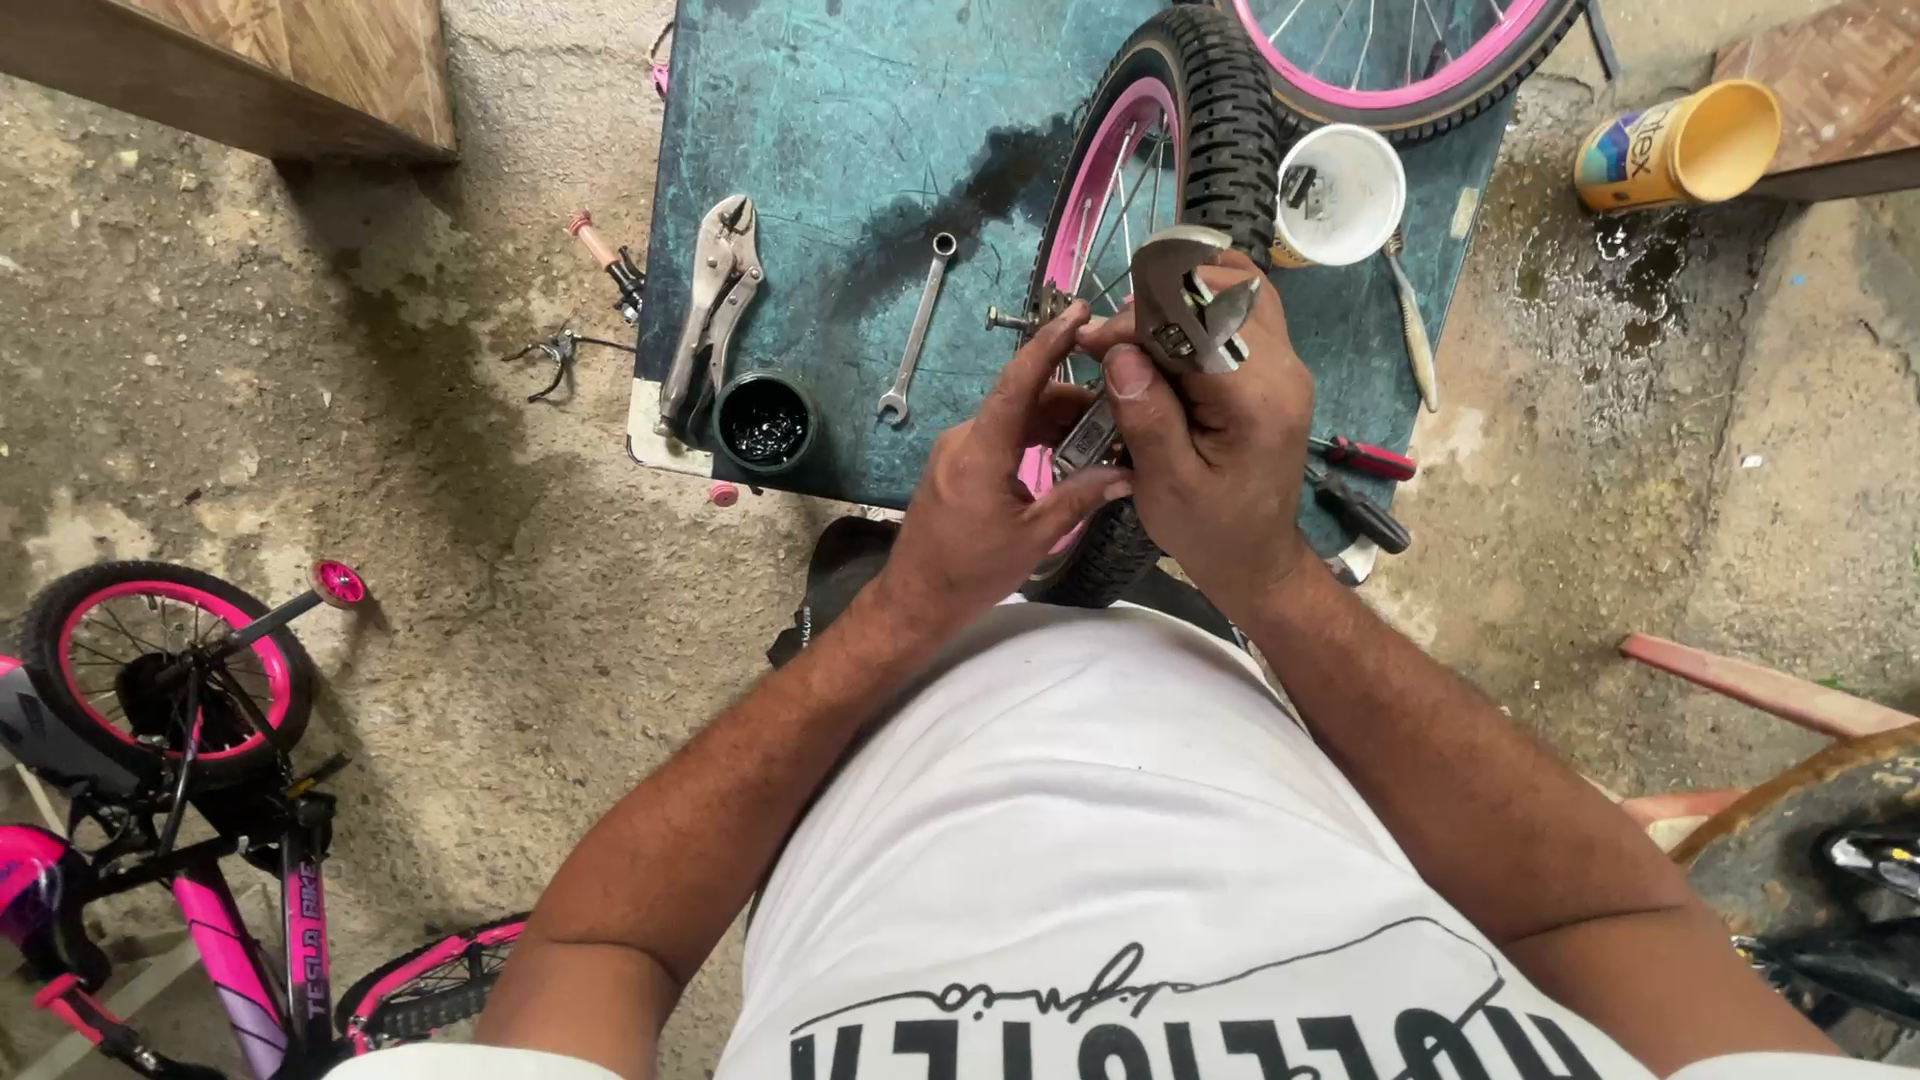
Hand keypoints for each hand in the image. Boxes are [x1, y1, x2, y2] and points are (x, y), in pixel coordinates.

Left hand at [873, 302, 1132, 635]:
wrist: (917, 598)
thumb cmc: (972, 572)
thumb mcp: (1033, 537)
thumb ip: (1079, 498)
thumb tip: (1126, 474)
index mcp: (980, 451)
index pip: (1017, 383)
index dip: (1049, 345)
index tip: (1079, 312)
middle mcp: (964, 439)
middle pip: (1023, 401)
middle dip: (1071, 400)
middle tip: (1119, 406)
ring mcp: (956, 451)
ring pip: (1012, 420)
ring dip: (1054, 424)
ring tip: (1100, 436)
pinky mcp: (956, 466)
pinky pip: (1000, 438)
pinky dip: (1033, 440)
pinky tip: (1065, 456)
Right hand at [1074, 250, 1315, 613]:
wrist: (1255, 559)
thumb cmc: (1209, 531)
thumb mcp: (1166, 484)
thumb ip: (1147, 415)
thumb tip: (1118, 353)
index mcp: (1256, 399)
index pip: (1198, 322)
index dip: (1139, 322)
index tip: (1094, 345)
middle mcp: (1283, 369)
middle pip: (1223, 291)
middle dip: (1157, 303)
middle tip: (1111, 340)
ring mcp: (1285, 365)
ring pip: (1239, 289)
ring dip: (1179, 299)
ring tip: (1135, 333)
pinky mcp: (1275, 371)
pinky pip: (1242, 313)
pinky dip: (1199, 311)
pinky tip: (1165, 334)